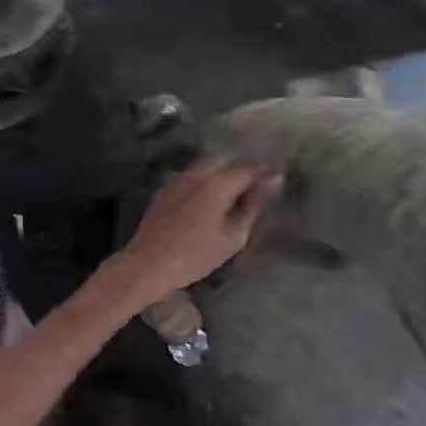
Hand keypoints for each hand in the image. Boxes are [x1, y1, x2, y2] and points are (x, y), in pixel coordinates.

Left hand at [109, 160, 283, 306]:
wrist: (148, 265)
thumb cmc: (194, 256)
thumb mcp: (232, 236)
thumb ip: (252, 206)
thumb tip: (270, 183)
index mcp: (216, 184)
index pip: (247, 170)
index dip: (264, 174)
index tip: (278, 180)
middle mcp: (195, 175)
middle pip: (223, 161)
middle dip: (241, 170)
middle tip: (255, 188)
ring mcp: (176, 181)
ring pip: (204, 167)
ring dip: (221, 174)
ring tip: (233, 196)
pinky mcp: (163, 192)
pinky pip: (190, 178)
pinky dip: (204, 183)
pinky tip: (208, 201)